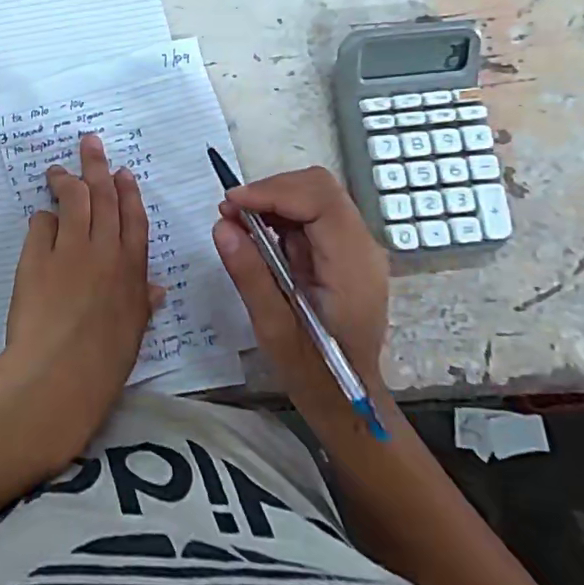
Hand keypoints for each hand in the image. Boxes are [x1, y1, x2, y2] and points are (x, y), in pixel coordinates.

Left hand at [0, 133, 156, 470]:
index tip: (123, 172)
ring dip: (67, 181)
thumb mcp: (134, 334)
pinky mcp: (38, 257)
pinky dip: (43, 217)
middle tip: (89, 142)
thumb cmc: (102, 363)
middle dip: (97, 167)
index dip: (128, 193)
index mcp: (133, 272)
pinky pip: (41, 225)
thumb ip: (142, 303)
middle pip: (103, 199)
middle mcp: (105, 253)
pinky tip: (41, 214)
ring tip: (59, 169)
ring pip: (74, 203)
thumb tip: (155, 287)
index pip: (134, 221)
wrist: (60, 374)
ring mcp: (71, 252)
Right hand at [210, 166, 389, 399]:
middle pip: (320, 188)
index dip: (272, 192)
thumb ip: (250, 275)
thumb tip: (222, 226)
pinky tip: (254, 235)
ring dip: (271, 200)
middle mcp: (361, 248)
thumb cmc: (313, 370)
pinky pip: (310, 216)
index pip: (319, 200)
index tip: (229, 204)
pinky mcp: (340, 253)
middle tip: (229, 213)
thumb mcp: (273, 328)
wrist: (346, 395)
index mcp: (351, 266)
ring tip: (235, 223)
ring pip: (314, 196)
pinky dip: (278, 214)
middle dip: (270, 190)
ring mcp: (353, 249)